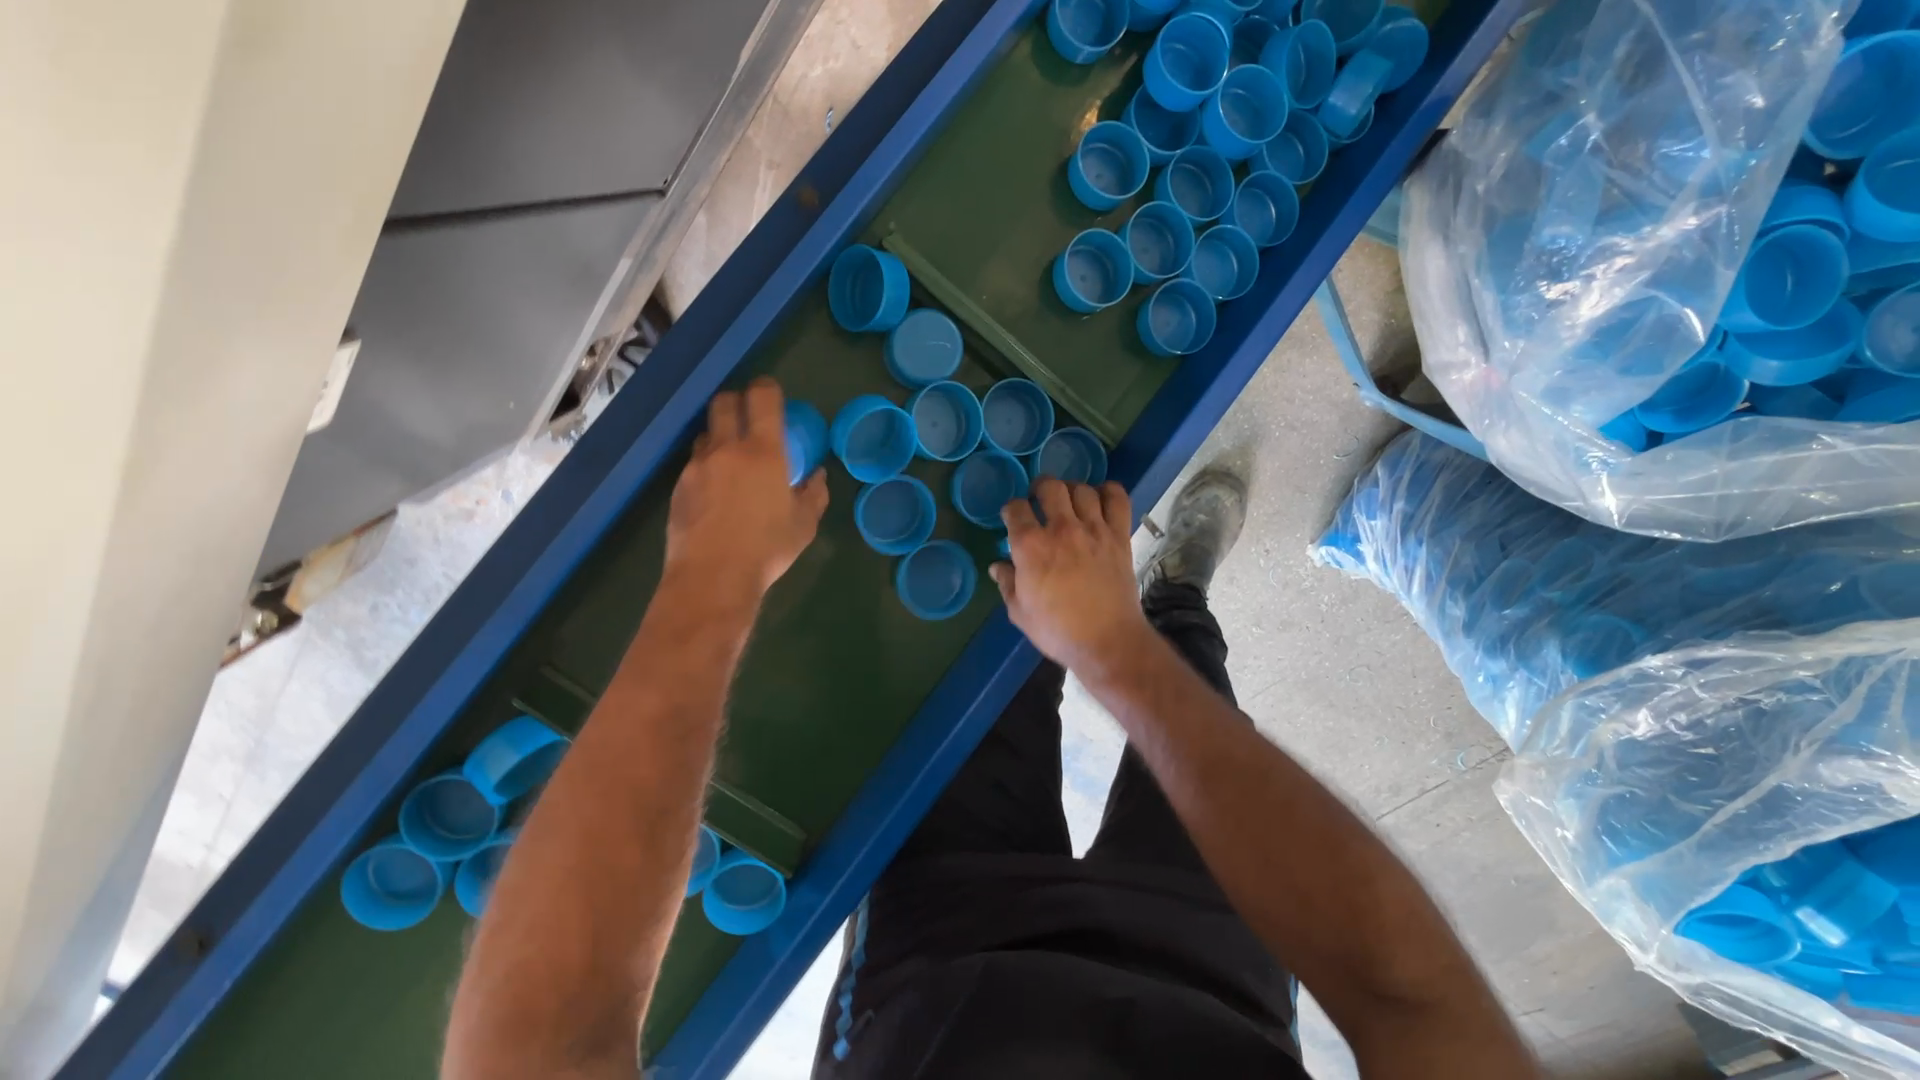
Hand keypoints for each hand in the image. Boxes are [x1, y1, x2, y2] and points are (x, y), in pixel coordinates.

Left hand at [665, 378, 828, 598]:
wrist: (713, 576)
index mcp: (763, 451)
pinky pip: (694, 464)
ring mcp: (697, 466)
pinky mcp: (679, 486)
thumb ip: (814, 494)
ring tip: (731, 460)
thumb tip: (816, 476)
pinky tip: (715, 492)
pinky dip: (706, 467)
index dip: (767, 389)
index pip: (762, 397)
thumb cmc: (767, 549)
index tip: (773, 397)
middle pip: (724, 402)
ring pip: (706, 434)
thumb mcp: (804, 524)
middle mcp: (726, 449)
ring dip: (720, 437)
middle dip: (738, 402)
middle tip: (750, 419)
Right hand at [991, 477, 1153, 673]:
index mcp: (1030, 546)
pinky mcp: (1119, 535)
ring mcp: (1094, 529)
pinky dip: (1108, 492)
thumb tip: (998, 566)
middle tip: (1039, 499)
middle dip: (1039, 488)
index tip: (1012, 517)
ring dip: (1071, 490)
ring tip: (1068, 501)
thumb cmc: (1057, 630)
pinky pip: (1117, 499)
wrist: (1107, 641)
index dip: (1011, 510)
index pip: (1015, 508)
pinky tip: (1100, 499)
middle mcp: (1061, 528)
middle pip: (1049, 486)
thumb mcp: (1020, 612)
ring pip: (1081, 489)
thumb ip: (1007, 583)